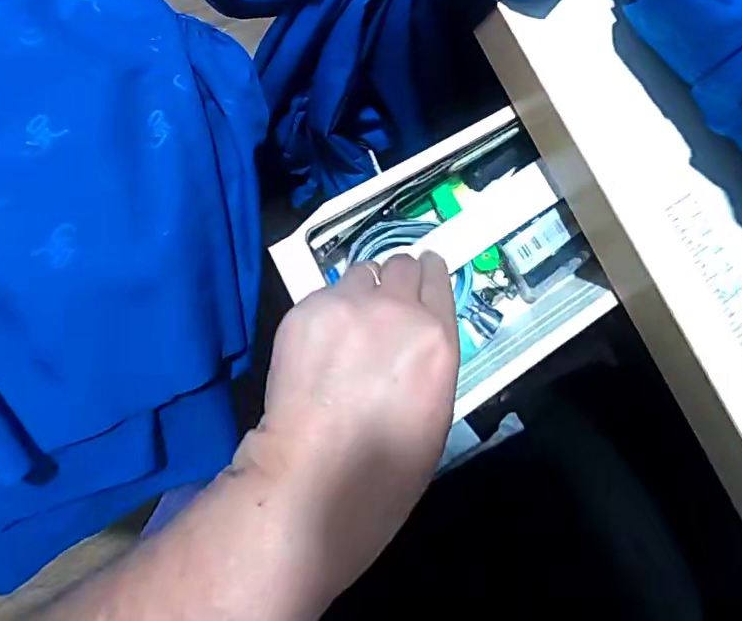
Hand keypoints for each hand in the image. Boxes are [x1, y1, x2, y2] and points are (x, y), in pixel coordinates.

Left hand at [232, 252, 458, 597]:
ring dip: (362, 291)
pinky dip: (328, 310)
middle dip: (396, 279)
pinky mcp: (306, 309)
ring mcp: (346, 304)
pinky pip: (324, 294)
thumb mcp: (434, 410)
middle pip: (400, 264)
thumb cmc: (386, 470)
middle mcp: (394, 309)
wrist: (312, 477)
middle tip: (385, 303)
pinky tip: (319, 345)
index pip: (436, 278)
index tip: (423, 274)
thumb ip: (428, 355)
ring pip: (360, 272)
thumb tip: (413, 334)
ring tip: (350, 325)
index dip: (428, 274)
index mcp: (435, 338)